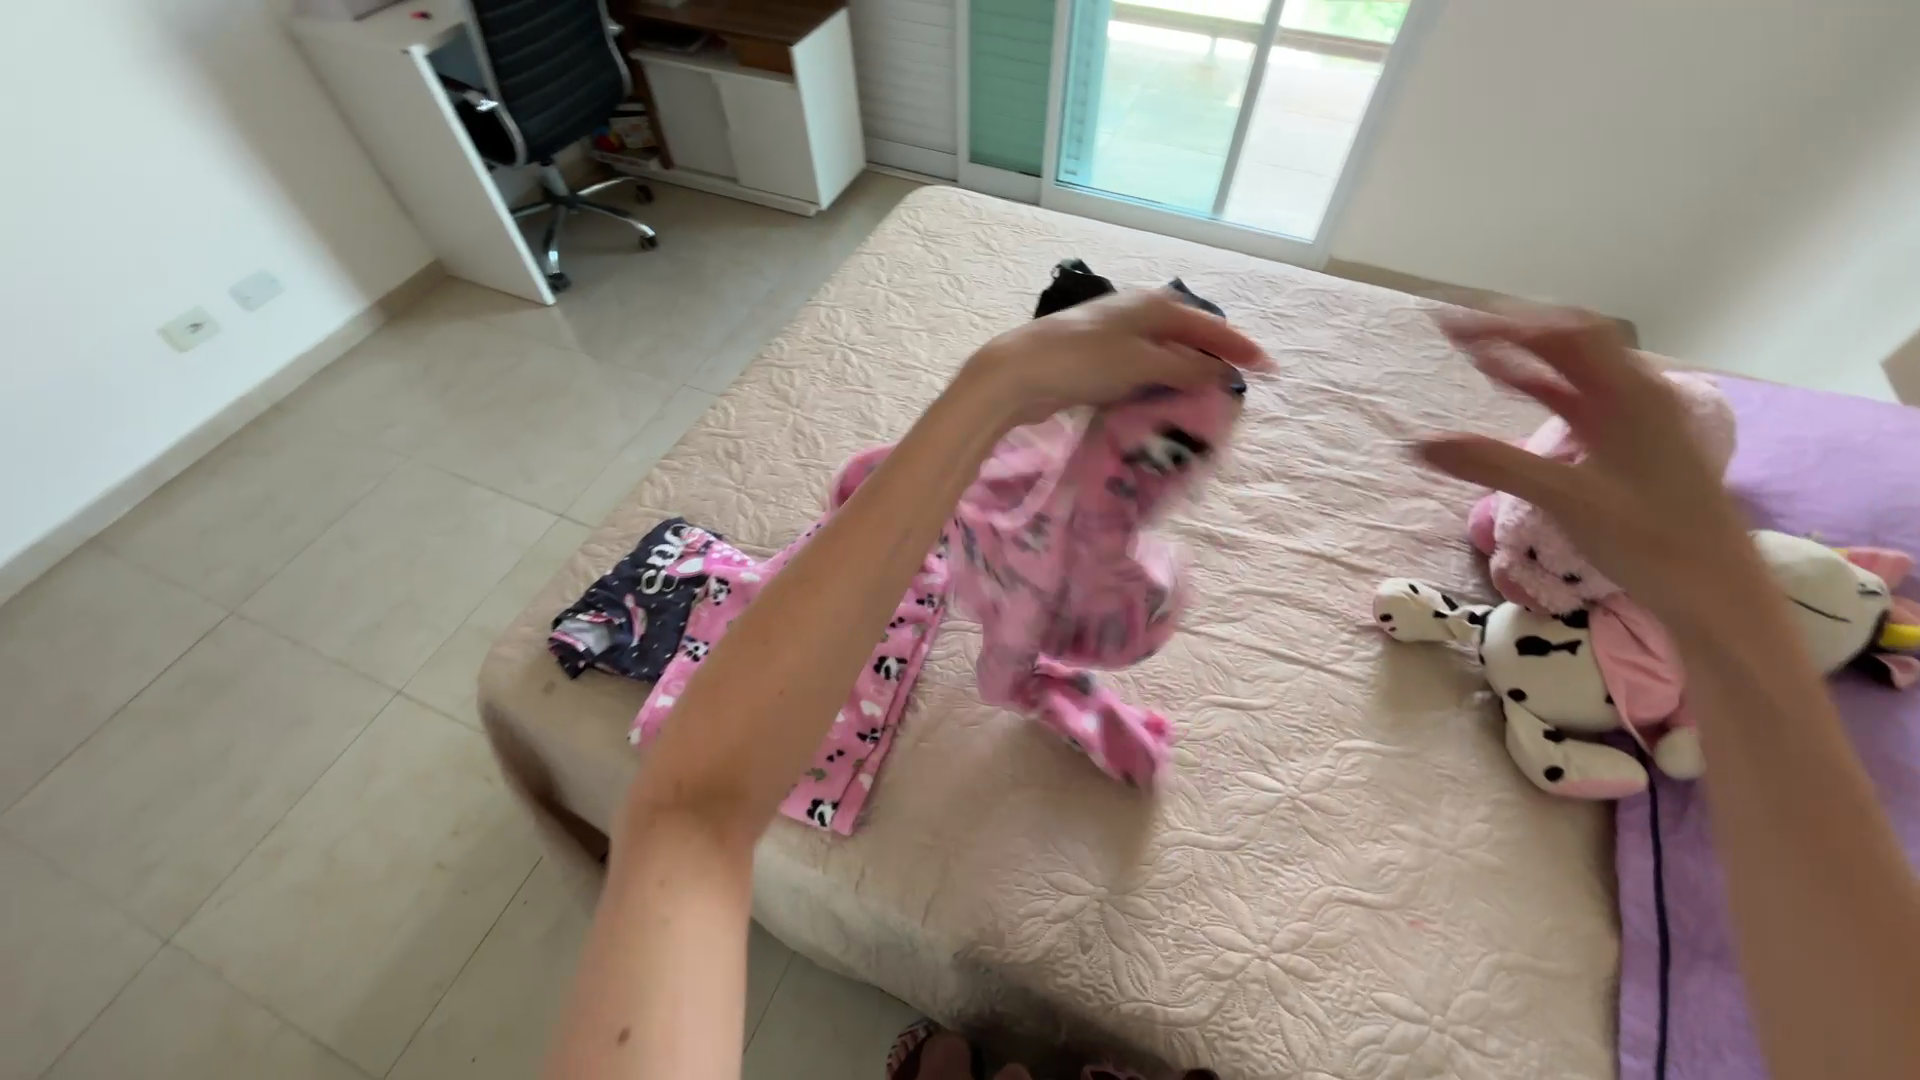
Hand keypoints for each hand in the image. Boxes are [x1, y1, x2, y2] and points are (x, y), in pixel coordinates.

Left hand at [958, 289, 1268, 426]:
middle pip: (1188, 335)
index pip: (1209, 326)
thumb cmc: (1083, 360)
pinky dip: (1158, 382)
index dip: (1240, 348)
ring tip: (1206, 396)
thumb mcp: (1143, 363)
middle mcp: (1137, 312)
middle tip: (1237, 386)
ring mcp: (1115, 335)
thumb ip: (1186, 366)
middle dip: (1214, 358)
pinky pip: (1141, 369)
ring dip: (1185, 373)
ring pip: (1163, 353)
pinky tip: (1162, 398)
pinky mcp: (1097, 359)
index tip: (1269, 369)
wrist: (1018, 372)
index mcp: (1155, 304)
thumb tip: (1224, 371)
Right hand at [1417, 306, 1753, 619]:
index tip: (1453, 325)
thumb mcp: (1567, 499)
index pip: (1565, 336)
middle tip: (1454, 328)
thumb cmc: (1651, 542)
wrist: (1716, 592)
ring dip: (1523, 355)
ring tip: (1472, 348)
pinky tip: (1510, 388)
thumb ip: (1493, 465)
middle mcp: (1635, 396)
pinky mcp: (1625, 445)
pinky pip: (1576, 400)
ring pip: (1573, 370)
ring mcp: (1632, 420)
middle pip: (1570, 342)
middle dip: (1510, 330)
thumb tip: (1419, 445)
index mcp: (1631, 397)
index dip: (1506, 324)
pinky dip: (1537, 387)